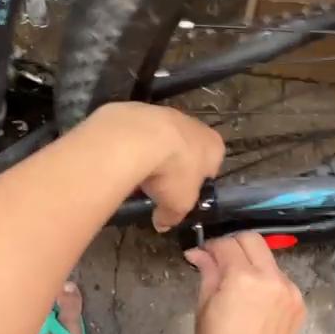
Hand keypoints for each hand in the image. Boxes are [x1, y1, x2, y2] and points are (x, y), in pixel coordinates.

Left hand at [80, 103, 223, 231]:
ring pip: (161, 137)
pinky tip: (121, 158)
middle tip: (159, 184)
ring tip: (136, 173)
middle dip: (174, 165)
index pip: (212, 163)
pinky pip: (137, 132)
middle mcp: (194, 125)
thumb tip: (162, 224)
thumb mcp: (178, 204)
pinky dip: (131, 144)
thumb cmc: (172, 173)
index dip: (197, 179)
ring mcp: (165, 113)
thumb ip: (172, 215)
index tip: (182, 192)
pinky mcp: (138, 109)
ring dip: (151, 152)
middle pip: (186, 148)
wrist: (138, 138)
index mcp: (213, 145)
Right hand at [185, 232, 305, 333]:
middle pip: (253, 239)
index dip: (211, 247)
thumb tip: (199, 253)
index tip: (204, 256)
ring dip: (252, 263)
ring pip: (269, 259)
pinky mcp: (299, 302)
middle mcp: (270, 276)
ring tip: (239, 286)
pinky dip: (266, 281)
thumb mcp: (204, 308)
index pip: (227, 243)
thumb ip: (207, 273)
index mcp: (242, 277)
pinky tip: (256, 302)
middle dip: (235, 245)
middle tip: (222, 261)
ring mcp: (289, 289)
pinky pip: (280, 279)